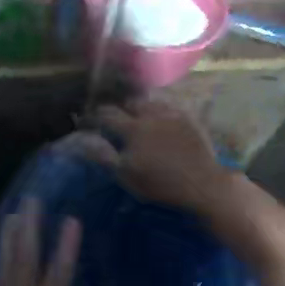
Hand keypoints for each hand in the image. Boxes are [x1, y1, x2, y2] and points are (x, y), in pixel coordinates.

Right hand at [92, 99, 235, 213]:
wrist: (201, 183)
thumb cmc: (159, 183)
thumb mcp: (126, 175)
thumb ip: (104, 156)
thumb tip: (83, 140)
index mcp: (132, 129)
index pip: (106, 115)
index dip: (93, 117)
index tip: (86, 122)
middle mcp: (150, 115)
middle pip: (129, 103)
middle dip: (118, 108)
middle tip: (113, 117)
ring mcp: (172, 114)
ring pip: (150, 102)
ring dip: (140, 106)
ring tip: (137, 114)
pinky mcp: (189, 119)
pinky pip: (170, 106)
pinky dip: (160, 109)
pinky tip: (161, 117)